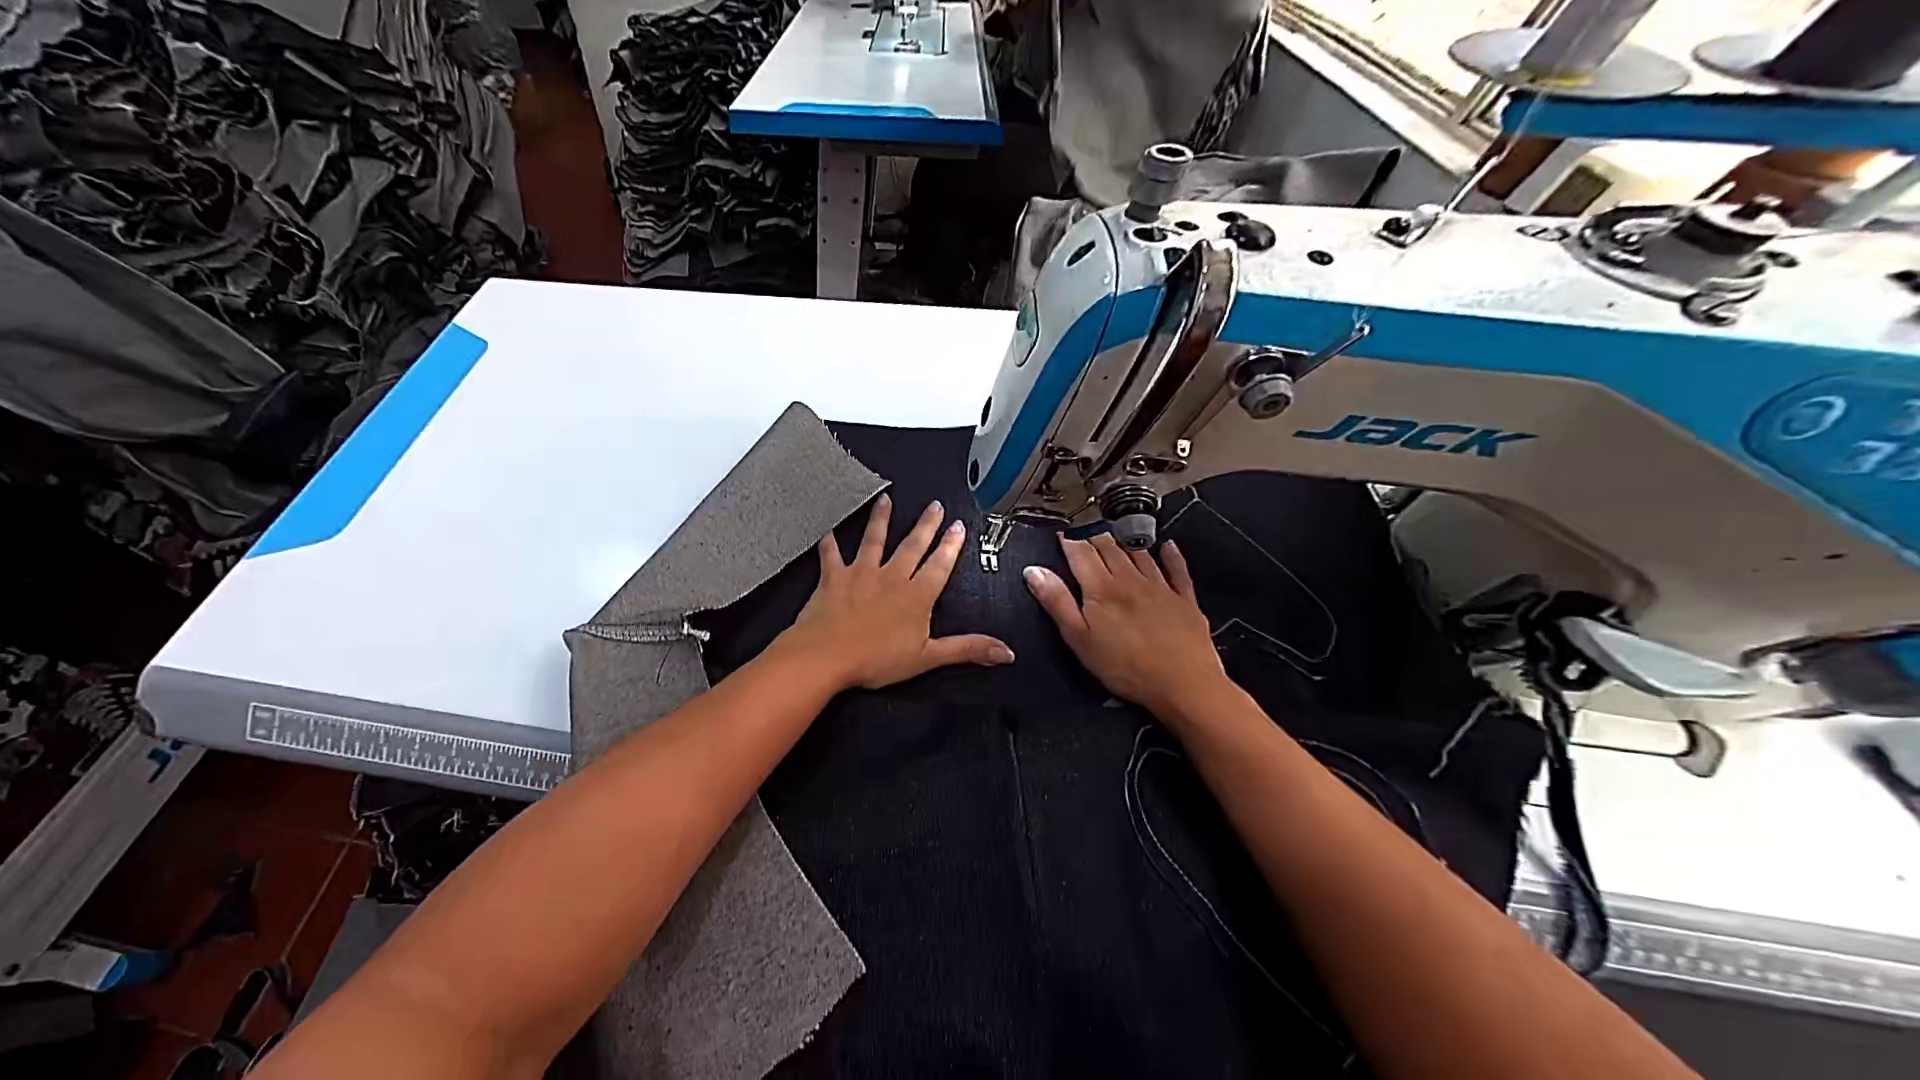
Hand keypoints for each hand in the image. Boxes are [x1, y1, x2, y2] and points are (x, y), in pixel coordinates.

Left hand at [771, 494, 1013, 691]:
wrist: (827, 655)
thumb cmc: (875, 659)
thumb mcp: (928, 657)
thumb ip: (967, 650)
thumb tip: (1004, 652)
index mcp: (916, 596)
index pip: (940, 564)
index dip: (951, 545)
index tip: (958, 527)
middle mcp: (891, 578)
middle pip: (912, 545)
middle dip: (926, 524)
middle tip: (935, 506)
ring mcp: (861, 574)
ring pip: (874, 540)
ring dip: (881, 520)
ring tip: (887, 501)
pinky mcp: (833, 578)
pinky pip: (831, 555)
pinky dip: (829, 542)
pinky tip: (829, 530)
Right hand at [1024, 534, 1229, 716]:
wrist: (1184, 684)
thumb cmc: (1127, 669)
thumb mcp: (1079, 639)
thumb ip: (1057, 602)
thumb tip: (1035, 572)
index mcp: (1102, 590)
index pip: (1081, 553)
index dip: (1069, 540)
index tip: (1062, 533)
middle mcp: (1131, 581)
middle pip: (1109, 548)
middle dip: (1093, 537)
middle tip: (1084, 531)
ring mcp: (1160, 588)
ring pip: (1139, 554)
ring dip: (1124, 541)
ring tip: (1114, 534)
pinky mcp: (1184, 601)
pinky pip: (1177, 570)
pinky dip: (1171, 556)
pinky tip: (1168, 546)